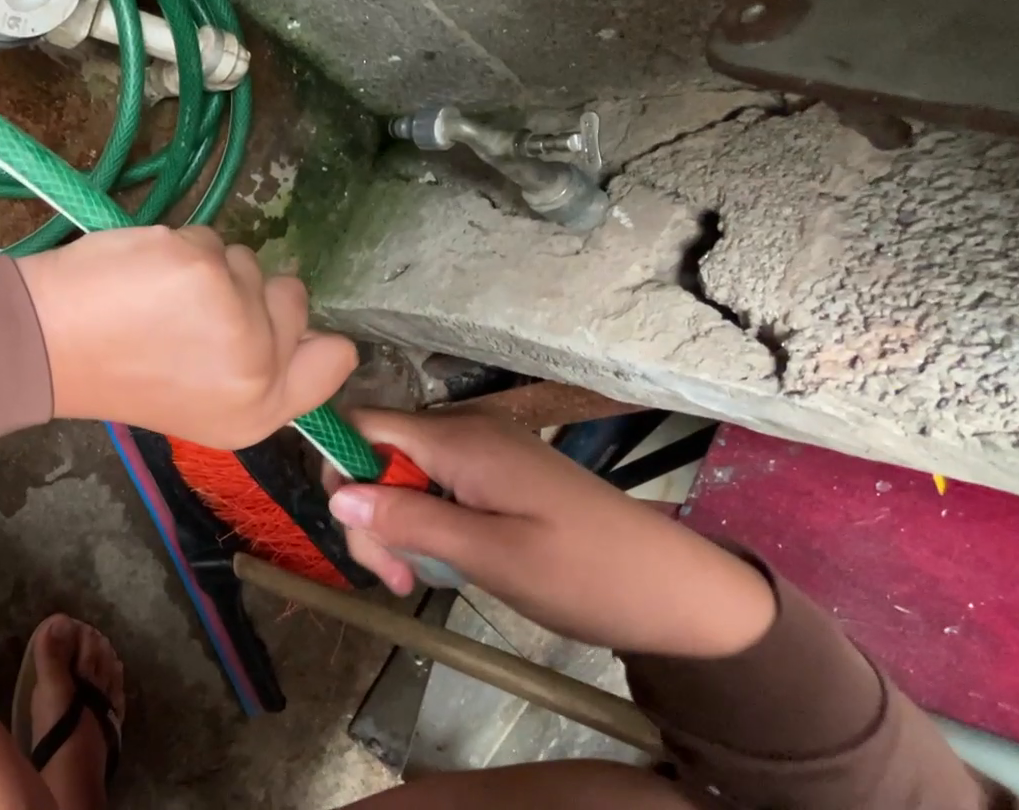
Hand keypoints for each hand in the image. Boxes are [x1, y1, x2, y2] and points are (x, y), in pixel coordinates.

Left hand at [16, 226, 357, 449]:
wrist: (53, 343)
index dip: (308, 336)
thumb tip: (310, 332)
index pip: (335, 357)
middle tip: (192, 319)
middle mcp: (258, 366)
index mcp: (260, 411)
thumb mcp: (205, 411)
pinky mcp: (200, 262)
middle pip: (294, 297)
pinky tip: (146, 277)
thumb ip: (267, 379)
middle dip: (250, 295)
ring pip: (247, 261)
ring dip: (210, 271)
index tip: (264, 329)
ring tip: (161, 301)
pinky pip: (209, 238)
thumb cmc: (126, 375)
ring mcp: (232, 309)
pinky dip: (180, 249)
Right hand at [326, 409, 776, 657]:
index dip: (339, 465)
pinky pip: (432, 486)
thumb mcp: (491, 555)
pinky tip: (440, 561)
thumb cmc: (587, 574)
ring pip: (401, 475)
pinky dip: (423, 523)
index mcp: (459, 440)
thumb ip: (410, 520)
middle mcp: (463, 431)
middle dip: (370, 512)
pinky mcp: (494, 473)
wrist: (682, 593)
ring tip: (416, 578)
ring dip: (395, 524)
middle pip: (377, 455)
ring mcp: (480, 451)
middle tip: (394, 576)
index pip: (363, 424)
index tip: (353, 523)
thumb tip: (335, 494)